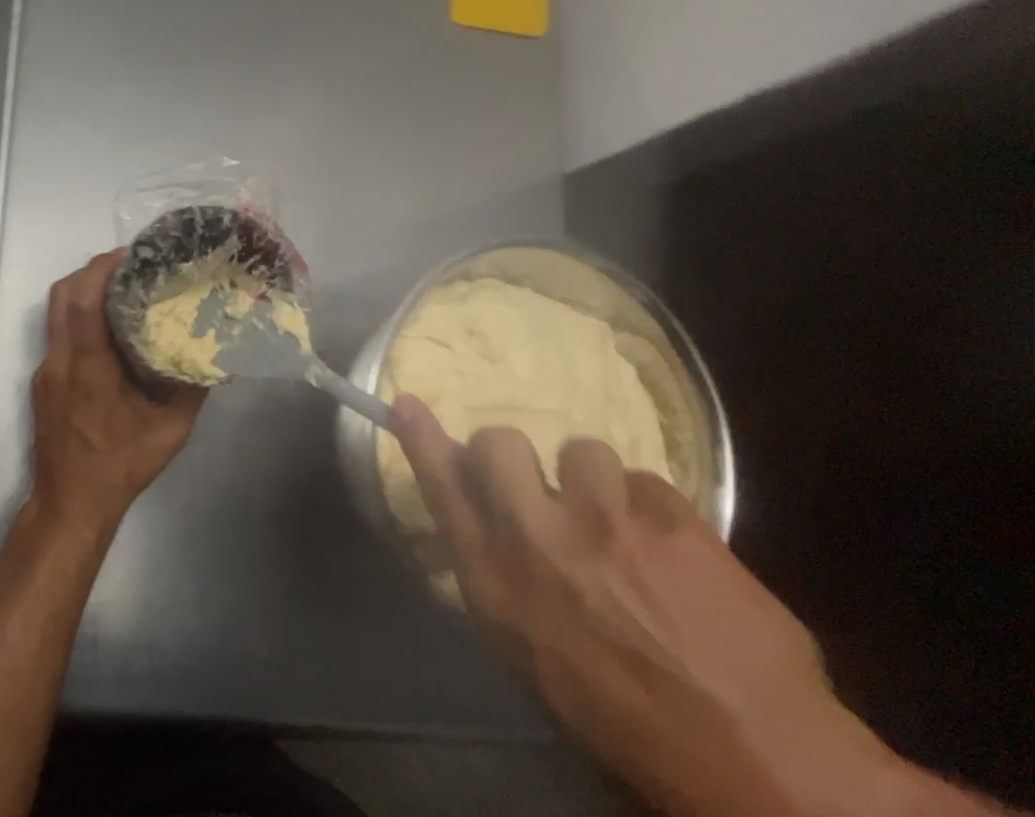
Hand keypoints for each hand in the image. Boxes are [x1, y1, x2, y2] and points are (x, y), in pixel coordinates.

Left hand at [30, 251, 207, 534]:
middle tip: (127, 266)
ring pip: (55, 316)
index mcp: (88, 369)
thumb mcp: (169, 432)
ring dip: (83, 294)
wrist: (70, 503)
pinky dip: (79, 322)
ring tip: (122, 292)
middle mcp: (60, 362)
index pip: (82, 302)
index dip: (100, 269)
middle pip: (60, 297)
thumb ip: (191, 391)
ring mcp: (46, 373)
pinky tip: (109, 334)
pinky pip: (59, 338)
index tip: (128, 254)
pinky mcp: (44, 385)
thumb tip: (213, 357)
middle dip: (90, 272)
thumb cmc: (119, 467)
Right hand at [388, 395, 913, 816]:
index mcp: (494, 581)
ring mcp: (606, 522)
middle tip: (537, 482)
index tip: (406, 403)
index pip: (442, 490)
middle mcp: (536, 538)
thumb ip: (503, 584)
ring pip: (581, 450)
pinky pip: (648, 481)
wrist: (744, 749)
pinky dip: (651, 507)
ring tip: (619, 522)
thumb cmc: (621, 721)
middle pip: (500, 445)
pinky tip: (673, 549)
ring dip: (593, 481)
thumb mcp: (529, 659)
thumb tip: (498, 537)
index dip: (422, 440)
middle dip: (510, 453)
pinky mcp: (673, 518)